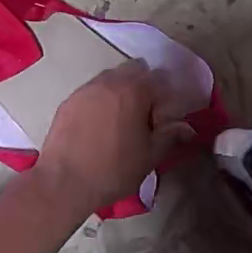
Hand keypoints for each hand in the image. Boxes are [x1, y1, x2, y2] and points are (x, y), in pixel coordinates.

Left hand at [33, 60, 192, 212]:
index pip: (161, 78)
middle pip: (135, 69)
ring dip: (123, 89)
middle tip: (147, 113)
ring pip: (112, 77)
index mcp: (134, 91)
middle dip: (146, 85)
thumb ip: (171, 136)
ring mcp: (86, 90)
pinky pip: (93, 91)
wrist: (63, 183)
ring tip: (123, 118)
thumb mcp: (150, 155)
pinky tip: (101, 124)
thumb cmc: (113, 169)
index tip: (168, 114)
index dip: (169, 94)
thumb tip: (188, 128)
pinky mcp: (68, 102)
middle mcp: (110, 82)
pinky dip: (103, 99)